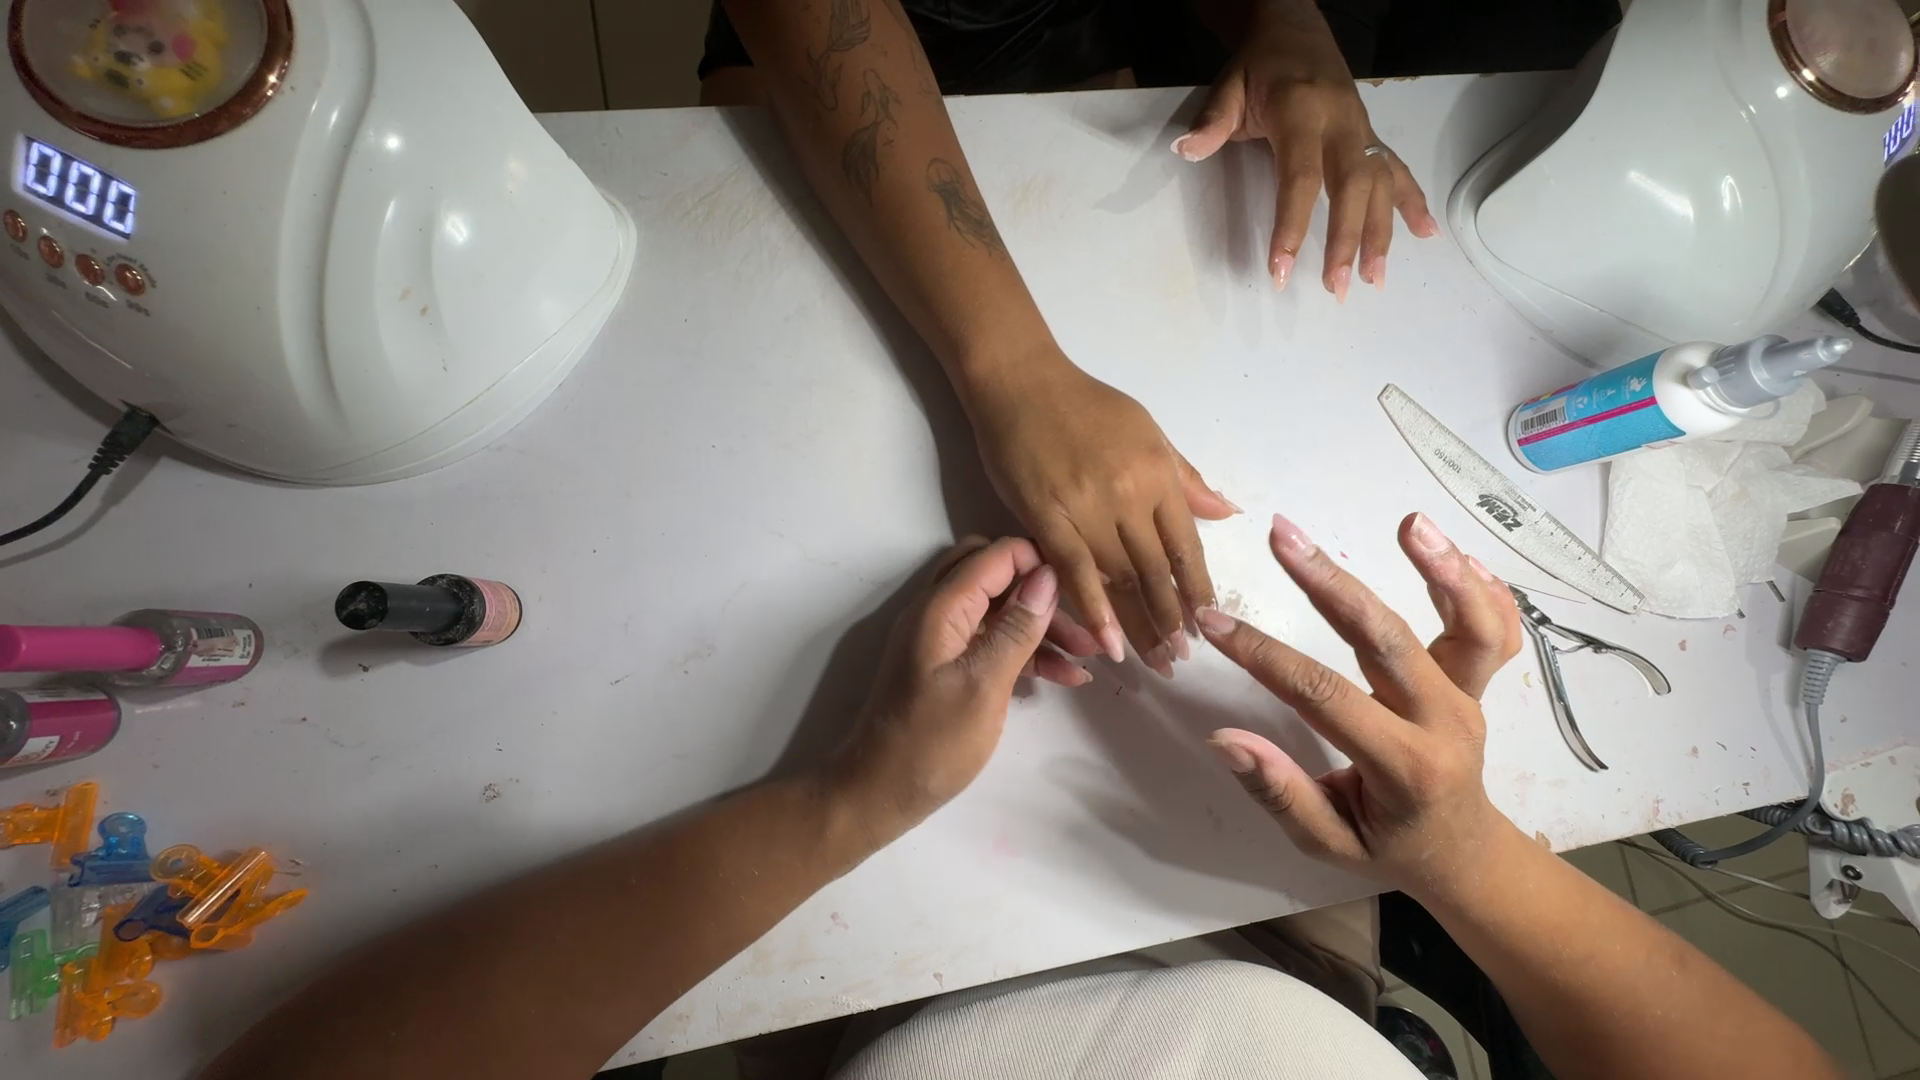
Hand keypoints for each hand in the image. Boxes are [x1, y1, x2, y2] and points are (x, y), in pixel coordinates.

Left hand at [826, 536, 1096, 831]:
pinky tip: (1065, 677)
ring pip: (998, 610)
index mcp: (940, 607)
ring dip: (1041, 627)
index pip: (995, 555)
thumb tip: (1047, 577)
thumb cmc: (932, 743)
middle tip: (1085, 618)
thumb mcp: (984, 685)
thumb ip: (1016, 629)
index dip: (1040, 561)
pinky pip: (992, 642)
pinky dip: (1025, 653)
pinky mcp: (948, 664)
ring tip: (1090, 656)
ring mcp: (942, 638)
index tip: (1084, 584)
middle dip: (1042, 592)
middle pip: (996, 576)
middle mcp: (937, 611)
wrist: (878, 792)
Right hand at [965, 349, 1238, 675]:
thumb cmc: (1085, 406)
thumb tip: (1225, 513)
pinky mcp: (1047, 518)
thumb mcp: (1147, 431)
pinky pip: (1076, 572)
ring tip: (1153, 662)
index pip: (1186, 546)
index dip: (1197, 590)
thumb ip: (1184, 478)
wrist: (1021, 384)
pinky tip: (1108, 643)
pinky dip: (1094, 611)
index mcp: (1159, 474)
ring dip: (1139, 625)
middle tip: (1180, 659)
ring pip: (1121, 579)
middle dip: (1171, 620)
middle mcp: (1130, 496)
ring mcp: (1088, 509)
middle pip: (1157, 571)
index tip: (1206, 624)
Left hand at [1172, 1, 1438, 300]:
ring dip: (1381, 234)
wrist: (1295, 30)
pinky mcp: (1369, 136)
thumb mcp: (1229, 88)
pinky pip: (1398, 170)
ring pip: (1381, 184)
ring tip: (1374, 280)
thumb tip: (1186, 148)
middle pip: (1352, 186)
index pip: (1301, 178)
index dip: (1292, 226)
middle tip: (1337, 288)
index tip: (1282, 269)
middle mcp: (1341, 123)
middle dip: (1348, 240)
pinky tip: (1426, 234)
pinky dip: (1413, 202)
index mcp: (1302, 114)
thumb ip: (1212, 120)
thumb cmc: (1259, 68)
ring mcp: (1361, 130)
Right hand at [1195, 511, 1523, 898]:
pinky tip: (1448, 548)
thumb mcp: (1326, 841)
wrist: (1464, 854)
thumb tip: (1224, 739)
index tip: (1211, 620)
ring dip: (1440, 571)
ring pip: (1469, 628)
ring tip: (1409, 523)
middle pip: (1387, 640)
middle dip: (1329, 582)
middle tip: (1281, 535)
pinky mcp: (1479, 684)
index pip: (1321, 694)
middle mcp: (1444, 724)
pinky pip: (1495, 632)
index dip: (1261, 653)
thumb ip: (1279, 792)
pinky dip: (1480, 588)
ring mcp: (1470, 699)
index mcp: (1404, 766)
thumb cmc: (1386, 847)